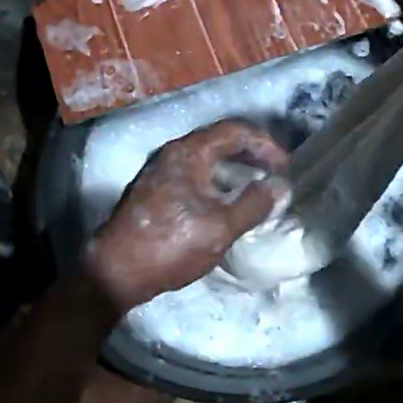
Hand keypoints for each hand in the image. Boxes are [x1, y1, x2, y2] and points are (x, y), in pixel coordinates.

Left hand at [86, 120, 289, 310]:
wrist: (116, 272)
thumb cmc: (169, 246)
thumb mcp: (220, 228)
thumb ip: (254, 204)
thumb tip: (280, 186)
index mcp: (189, 153)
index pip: (235, 130)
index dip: (266, 144)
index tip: (286, 167)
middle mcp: (173, 153)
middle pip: (220, 139)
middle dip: (252, 152)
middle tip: (276, 173)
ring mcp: (161, 171)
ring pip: (206, 156)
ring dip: (234, 166)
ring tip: (257, 186)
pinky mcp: (155, 190)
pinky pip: (194, 172)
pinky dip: (217, 178)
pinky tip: (227, 200)